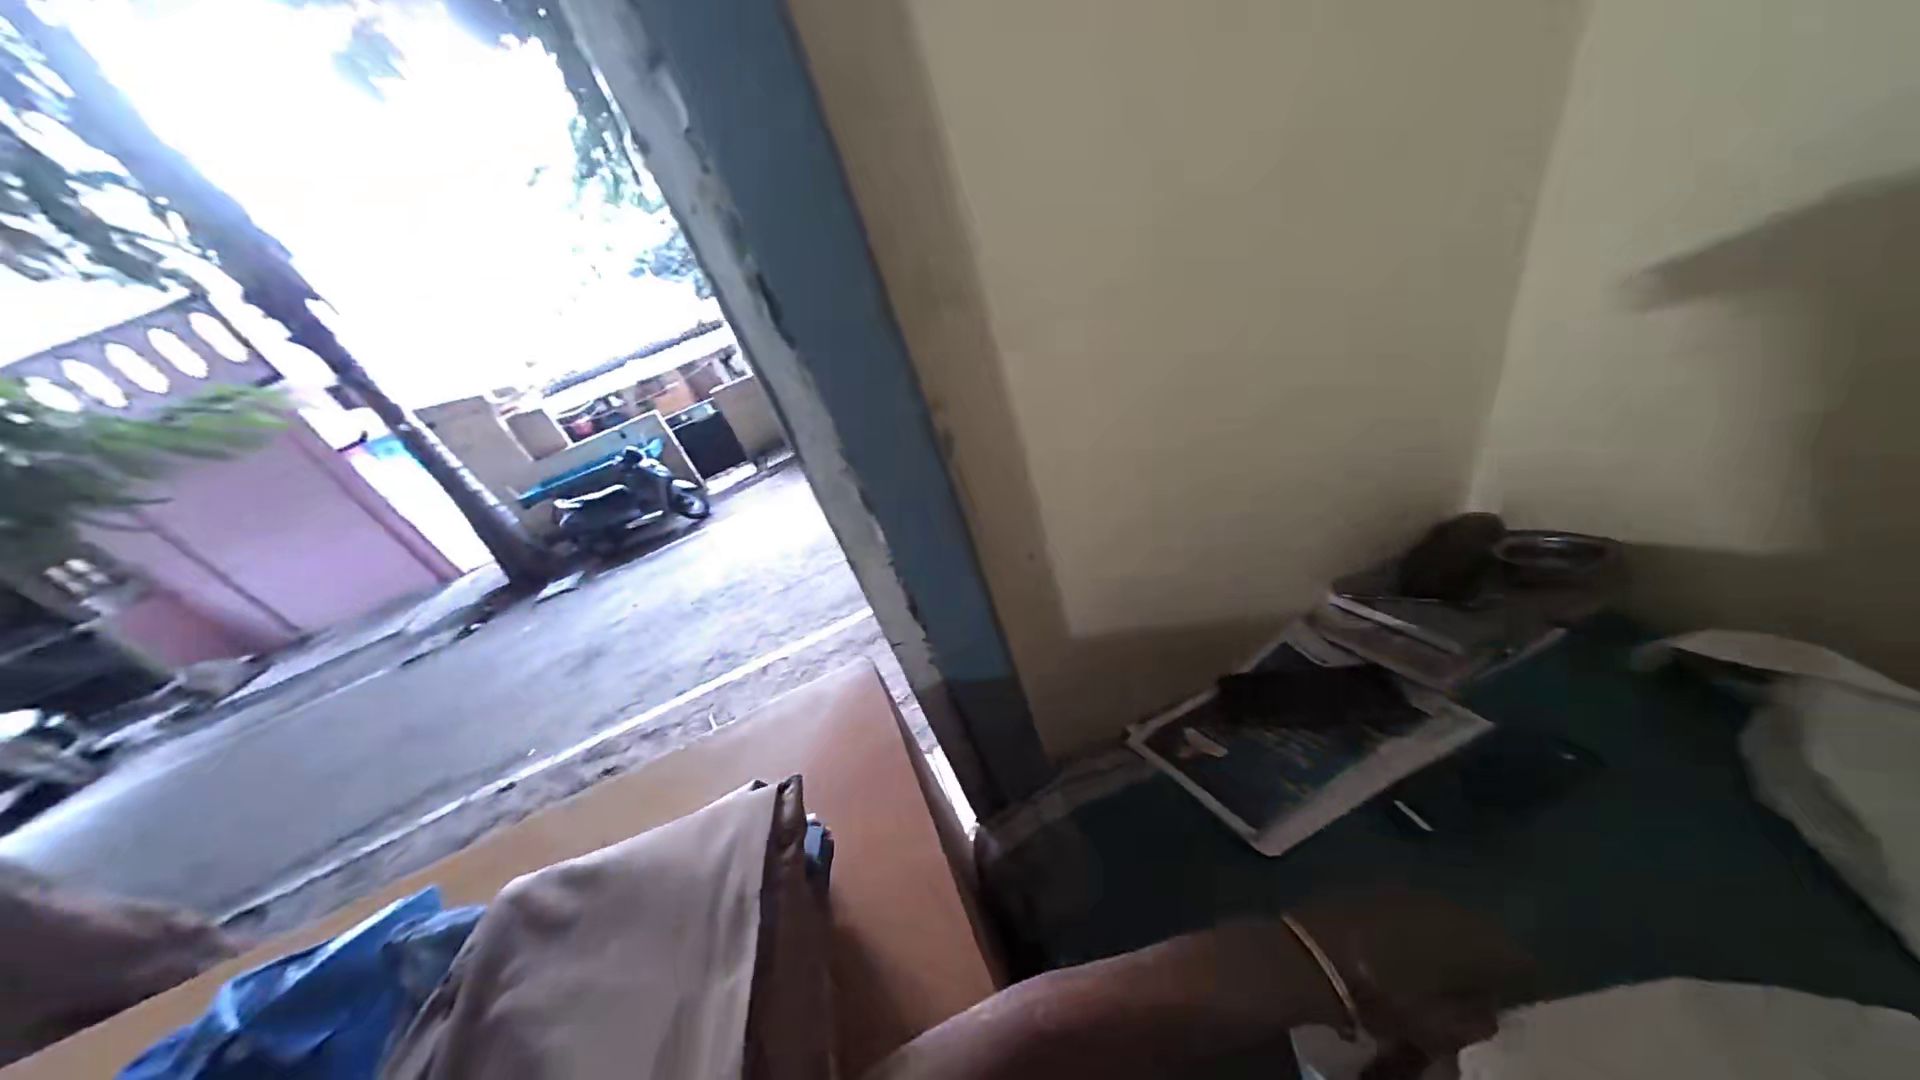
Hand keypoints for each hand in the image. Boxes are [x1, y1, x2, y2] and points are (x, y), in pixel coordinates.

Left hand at [1285, 893, 1531, 1072]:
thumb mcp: (1441, 1029)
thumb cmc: (1383, 998)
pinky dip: (1408, 927)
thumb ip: (1476, 1020)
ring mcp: (1403, 891)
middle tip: (1466, 987)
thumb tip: (1488, 1010)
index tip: (1504, 1001)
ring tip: (1428, 970)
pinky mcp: (1370, 887)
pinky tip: (1394, 949)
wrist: (1311, 956)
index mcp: (1472, 938)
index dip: (1516, 982)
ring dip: (1441, 939)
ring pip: (1440, 916)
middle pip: (1478, 931)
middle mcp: (1443, 905)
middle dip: (1478, 957)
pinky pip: (1406, 909)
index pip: (1517, 957)